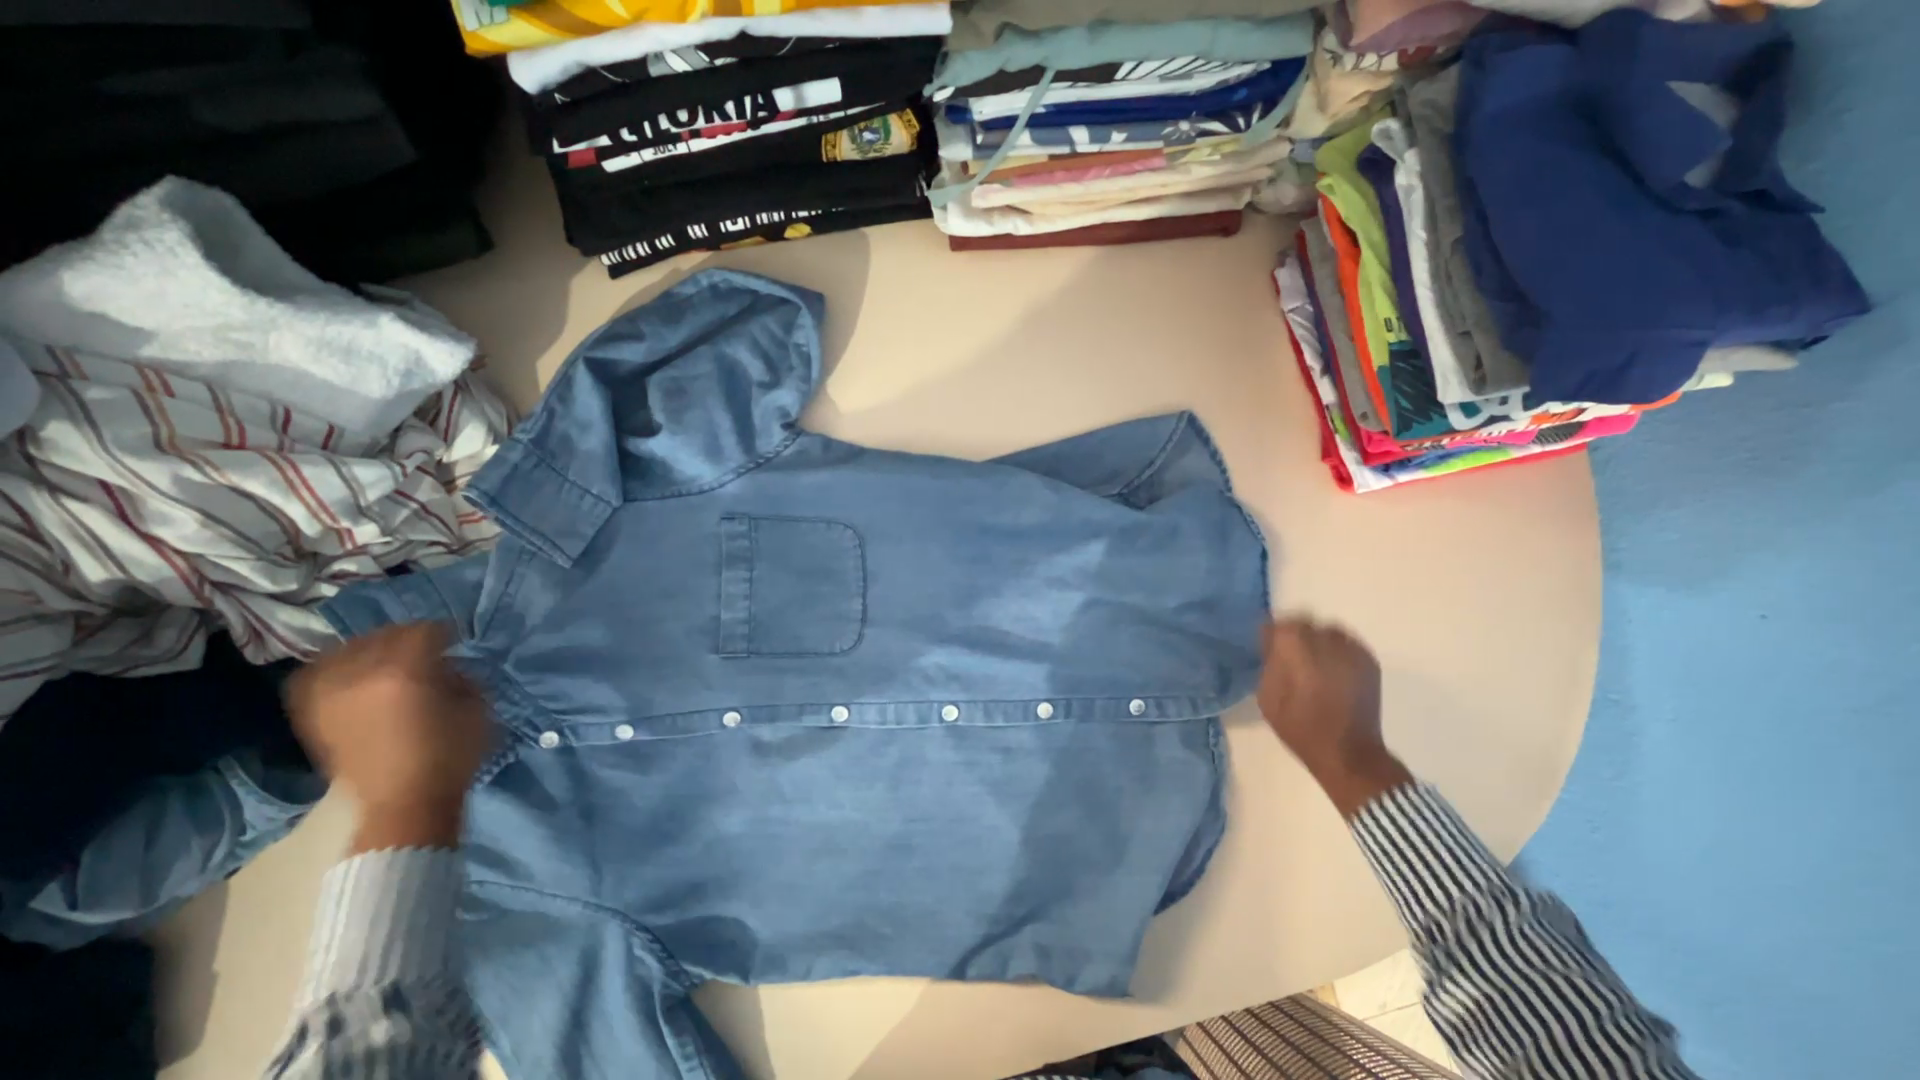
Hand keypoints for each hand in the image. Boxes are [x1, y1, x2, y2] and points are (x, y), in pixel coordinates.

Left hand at [289, 622, 491, 851]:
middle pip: (384, 636)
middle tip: (423, 651)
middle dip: (407, 639)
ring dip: (369, 650)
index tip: (453, 642)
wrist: (404, 807)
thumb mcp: (475, 710)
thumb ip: (461, 677)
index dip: (443, 634)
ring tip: (384, 662)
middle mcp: (362, 674)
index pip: (423, 631)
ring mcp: (332, 693)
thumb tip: (445, 665)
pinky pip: (312, 676)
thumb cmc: (449, 758)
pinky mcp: (314, 713)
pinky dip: (329, 669)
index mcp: (406, 671)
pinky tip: (346, 673)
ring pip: (347, 651)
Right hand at [1256, 616, 1410, 818]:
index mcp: (1300, 655)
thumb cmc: (1301, 730)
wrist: (1349, 754)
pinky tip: (1331, 667)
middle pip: (1307, 622)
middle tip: (1288, 653)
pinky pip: (1347, 642)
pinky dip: (1336, 648)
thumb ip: (1270, 663)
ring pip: (1329, 629)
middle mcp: (1330, 646)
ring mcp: (1354, 653)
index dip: (1273, 631)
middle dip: (1295, 633)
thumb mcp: (1269, 699)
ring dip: (1316, 639)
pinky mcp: (1370, 662)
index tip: (1267, 644)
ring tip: (1312, 660)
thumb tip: (1273, 642)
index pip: (1284, 625)